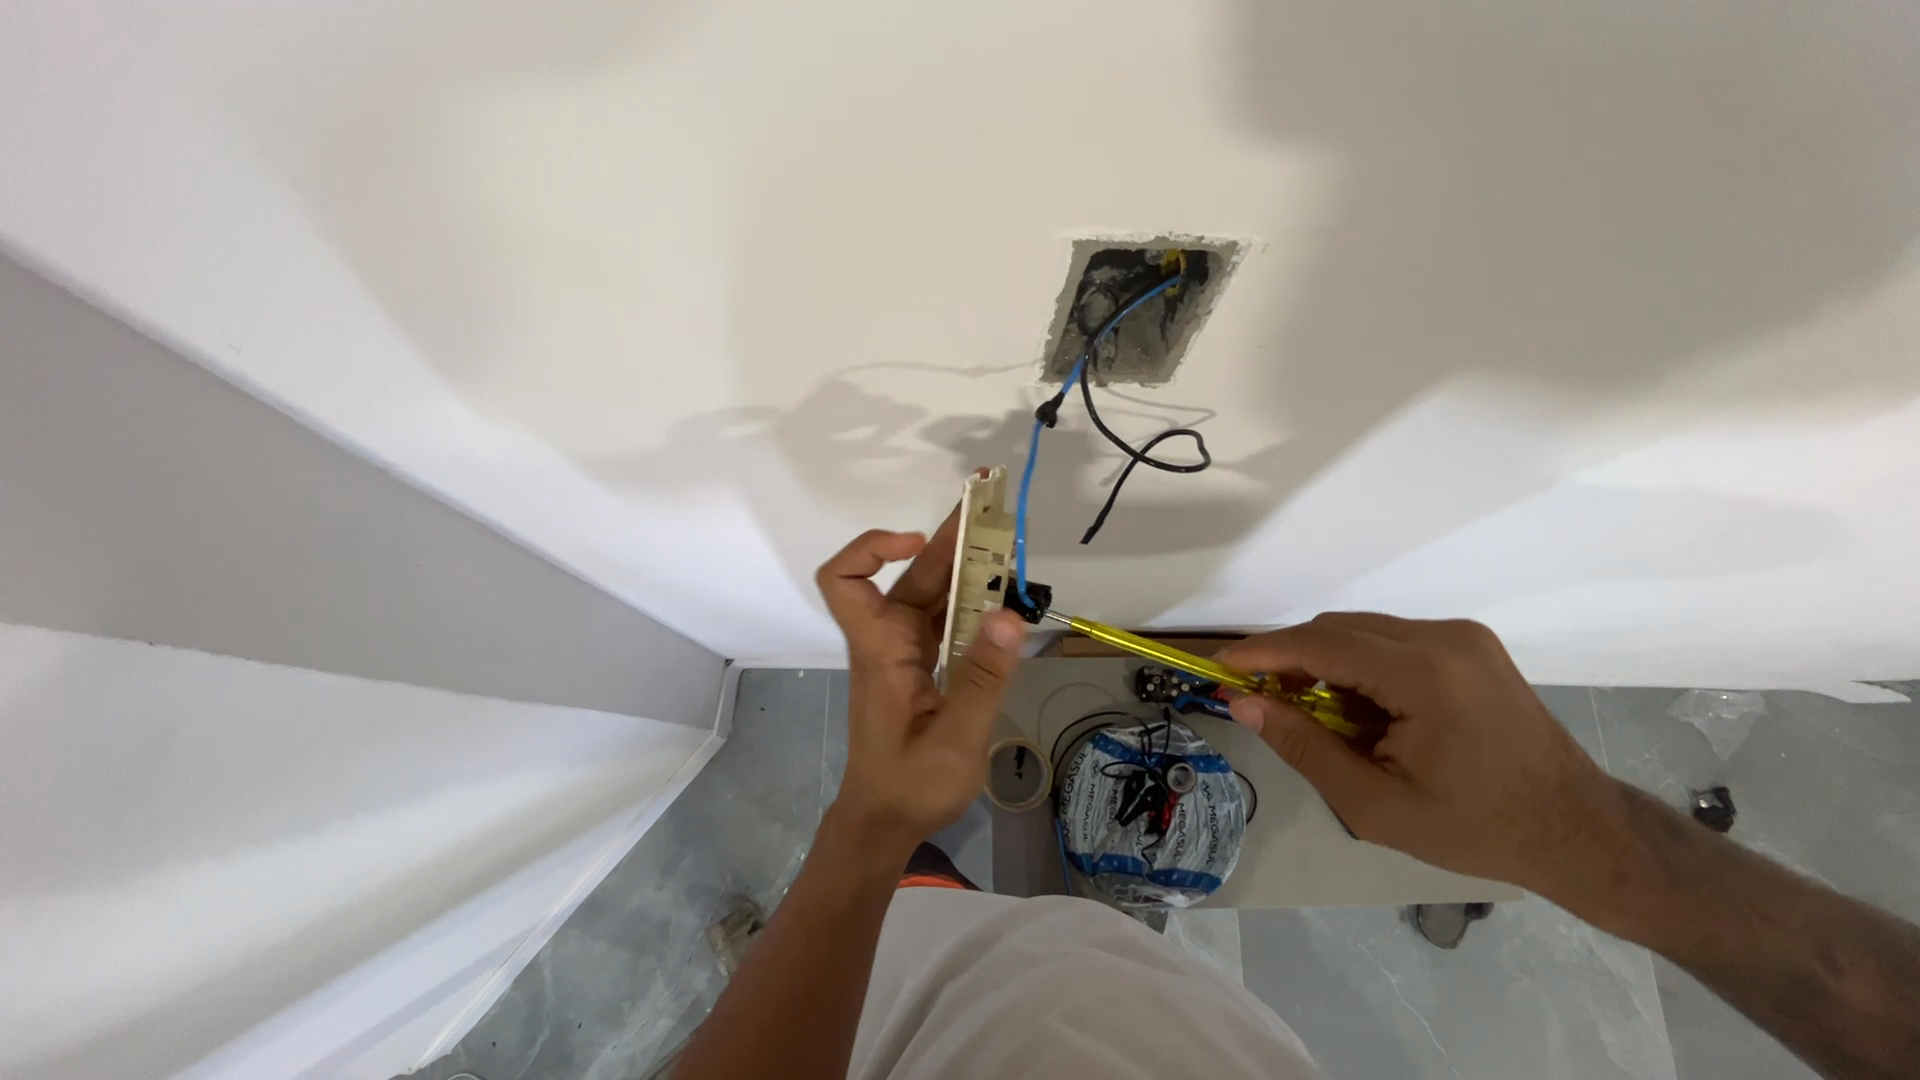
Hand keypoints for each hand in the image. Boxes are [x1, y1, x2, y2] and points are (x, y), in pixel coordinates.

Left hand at [815, 503, 1026, 863]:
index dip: (871, 549)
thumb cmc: (909, 785)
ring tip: (1006, 544)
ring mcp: (905, 654)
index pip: (844, 581)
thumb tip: (1008, 615)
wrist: (885, 821)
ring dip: (965, 569)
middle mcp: (888, 641)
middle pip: (908, 577)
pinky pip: (945, 623)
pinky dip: (972, 605)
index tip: (918, 542)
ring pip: (931, 596)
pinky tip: (1003, 599)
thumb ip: (983, 678)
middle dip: (948, 543)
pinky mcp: (922, 668)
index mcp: (880, 650)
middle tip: (992, 512)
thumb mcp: (955, 737)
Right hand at [1216, 613, 1619, 891]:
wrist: (1578, 830)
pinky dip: (1359, 666)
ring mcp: (1463, 637)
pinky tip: (1359, 709)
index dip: (1263, 652)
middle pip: (1339, 629)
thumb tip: (1242, 703)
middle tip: (1260, 701)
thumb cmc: (1475, 827)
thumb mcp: (1374, 803)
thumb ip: (1303, 746)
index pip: (1322, 643)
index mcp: (1426, 675)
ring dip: (1325, 663)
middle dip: (1291, 659)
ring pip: (1362, 632)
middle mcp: (1445, 638)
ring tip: (1311, 713)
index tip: (1220, 667)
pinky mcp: (1470, 645)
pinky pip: (1391, 641)